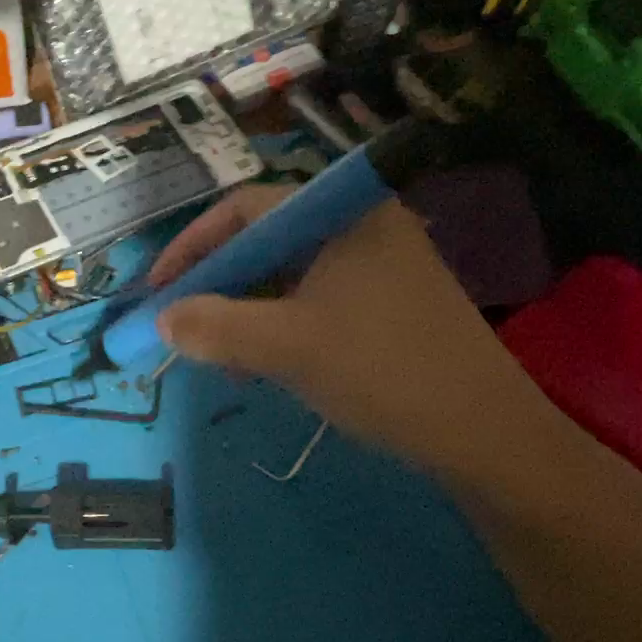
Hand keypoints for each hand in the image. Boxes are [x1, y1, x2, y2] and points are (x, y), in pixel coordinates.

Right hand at [153, 183, 568, 483]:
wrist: (483, 432)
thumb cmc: (381, 370)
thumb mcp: (286, 347)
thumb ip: (215, 327)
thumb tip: (160, 320)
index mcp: (342, 214)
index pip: (245, 209)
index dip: (191, 247)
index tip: (157, 291)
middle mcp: (361, 226)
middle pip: (265, 240)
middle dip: (216, 285)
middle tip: (182, 327)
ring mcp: (378, 265)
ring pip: (286, 276)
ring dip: (243, 312)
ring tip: (220, 357)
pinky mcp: (386, 304)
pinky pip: (313, 301)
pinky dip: (277, 327)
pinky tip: (263, 365)